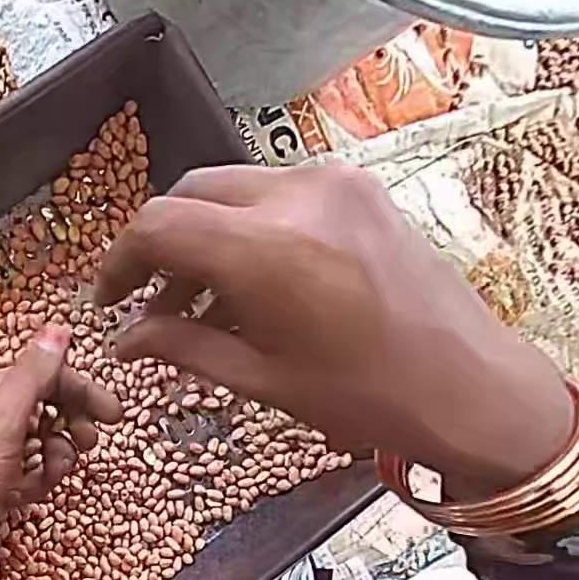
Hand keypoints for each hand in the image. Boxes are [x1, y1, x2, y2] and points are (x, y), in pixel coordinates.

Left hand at [0, 324, 123, 565]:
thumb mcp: (4, 418)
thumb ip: (34, 373)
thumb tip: (59, 327)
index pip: (50, 376)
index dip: (83, 392)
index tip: (114, 415)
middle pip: (52, 409)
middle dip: (72, 428)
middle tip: (86, 444)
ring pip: (48, 444)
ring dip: (54, 460)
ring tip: (43, 475)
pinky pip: (34, 472)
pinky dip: (36, 483)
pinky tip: (22, 495)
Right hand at [99, 165, 572, 497]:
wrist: (469, 385)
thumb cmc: (361, 397)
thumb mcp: (259, 378)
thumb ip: (182, 347)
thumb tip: (124, 342)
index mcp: (266, 250)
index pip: (159, 225)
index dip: (119, 261)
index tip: (109, 301)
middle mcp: (295, 194)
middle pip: (189, 194)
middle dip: (156, 246)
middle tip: (146, 302)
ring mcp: (332, 182)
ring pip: (229, 191)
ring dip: (199, 240)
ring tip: (192, 304)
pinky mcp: (356, 188)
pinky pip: (272, 196)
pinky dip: (241, 232)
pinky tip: (243, 285)